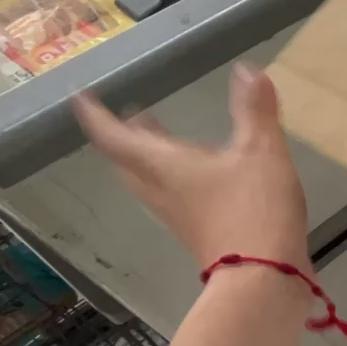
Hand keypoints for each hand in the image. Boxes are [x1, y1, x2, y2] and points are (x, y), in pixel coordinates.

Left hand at [73, 65, 307, 269]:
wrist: (264, 276)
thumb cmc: (254, 208)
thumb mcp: (262, 151)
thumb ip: (255, 111)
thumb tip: (246, 69)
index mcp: (163, 165)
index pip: (114, 135)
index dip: (96, 115)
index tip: (82, 97)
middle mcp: (161, 190)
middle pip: (129, 161)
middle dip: (129, 138)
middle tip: (133, 118)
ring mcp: (179, 216)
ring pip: (151, 182)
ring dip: (152, 160)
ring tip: (166, 143)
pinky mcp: (201, 234)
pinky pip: (177, 200)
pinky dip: (180, 181)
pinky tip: (206, 179)